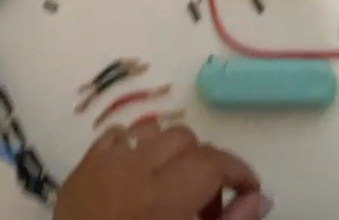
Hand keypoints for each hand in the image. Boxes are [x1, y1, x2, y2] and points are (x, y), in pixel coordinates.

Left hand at [54, 118, 269, 219]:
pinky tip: (138, 182)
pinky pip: (117, 138)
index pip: (211, 162)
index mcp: (160, 198)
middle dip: (203, 166)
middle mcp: (131, 169)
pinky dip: (135, 151)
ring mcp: (102, 163)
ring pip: (151, 131)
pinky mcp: (80, 168)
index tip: (250, 190)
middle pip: (184, 140)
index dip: (237, 171)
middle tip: (206, 208)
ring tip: (171, 192)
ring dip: (170, 154)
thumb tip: (258, 197)